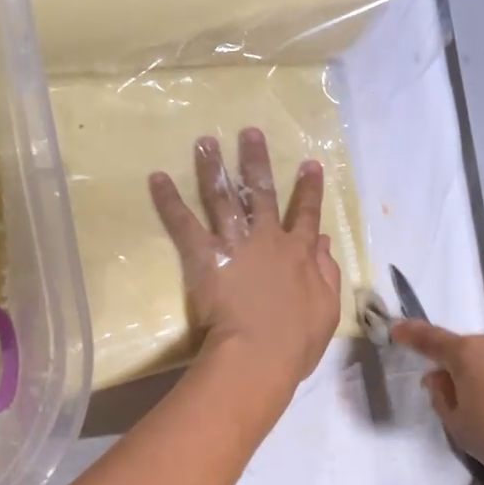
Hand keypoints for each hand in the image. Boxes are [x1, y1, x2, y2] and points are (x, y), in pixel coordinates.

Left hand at [150, 129, 341, 390]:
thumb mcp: (326, 308)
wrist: (261, 351)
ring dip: (213, 167)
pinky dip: (169, 201)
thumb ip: (327, 272)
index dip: (310, 189)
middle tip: (249, 133)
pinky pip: (183, 223)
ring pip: (224, 197)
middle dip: (256, 161)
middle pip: (262, 193)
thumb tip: (323, 242)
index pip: (307, 214)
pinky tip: (156, 178)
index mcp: (299, 253)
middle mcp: (268, 239)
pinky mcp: (205, 255)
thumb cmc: (296, 340)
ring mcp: (235, 243)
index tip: (310, 164)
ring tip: (205, 141)